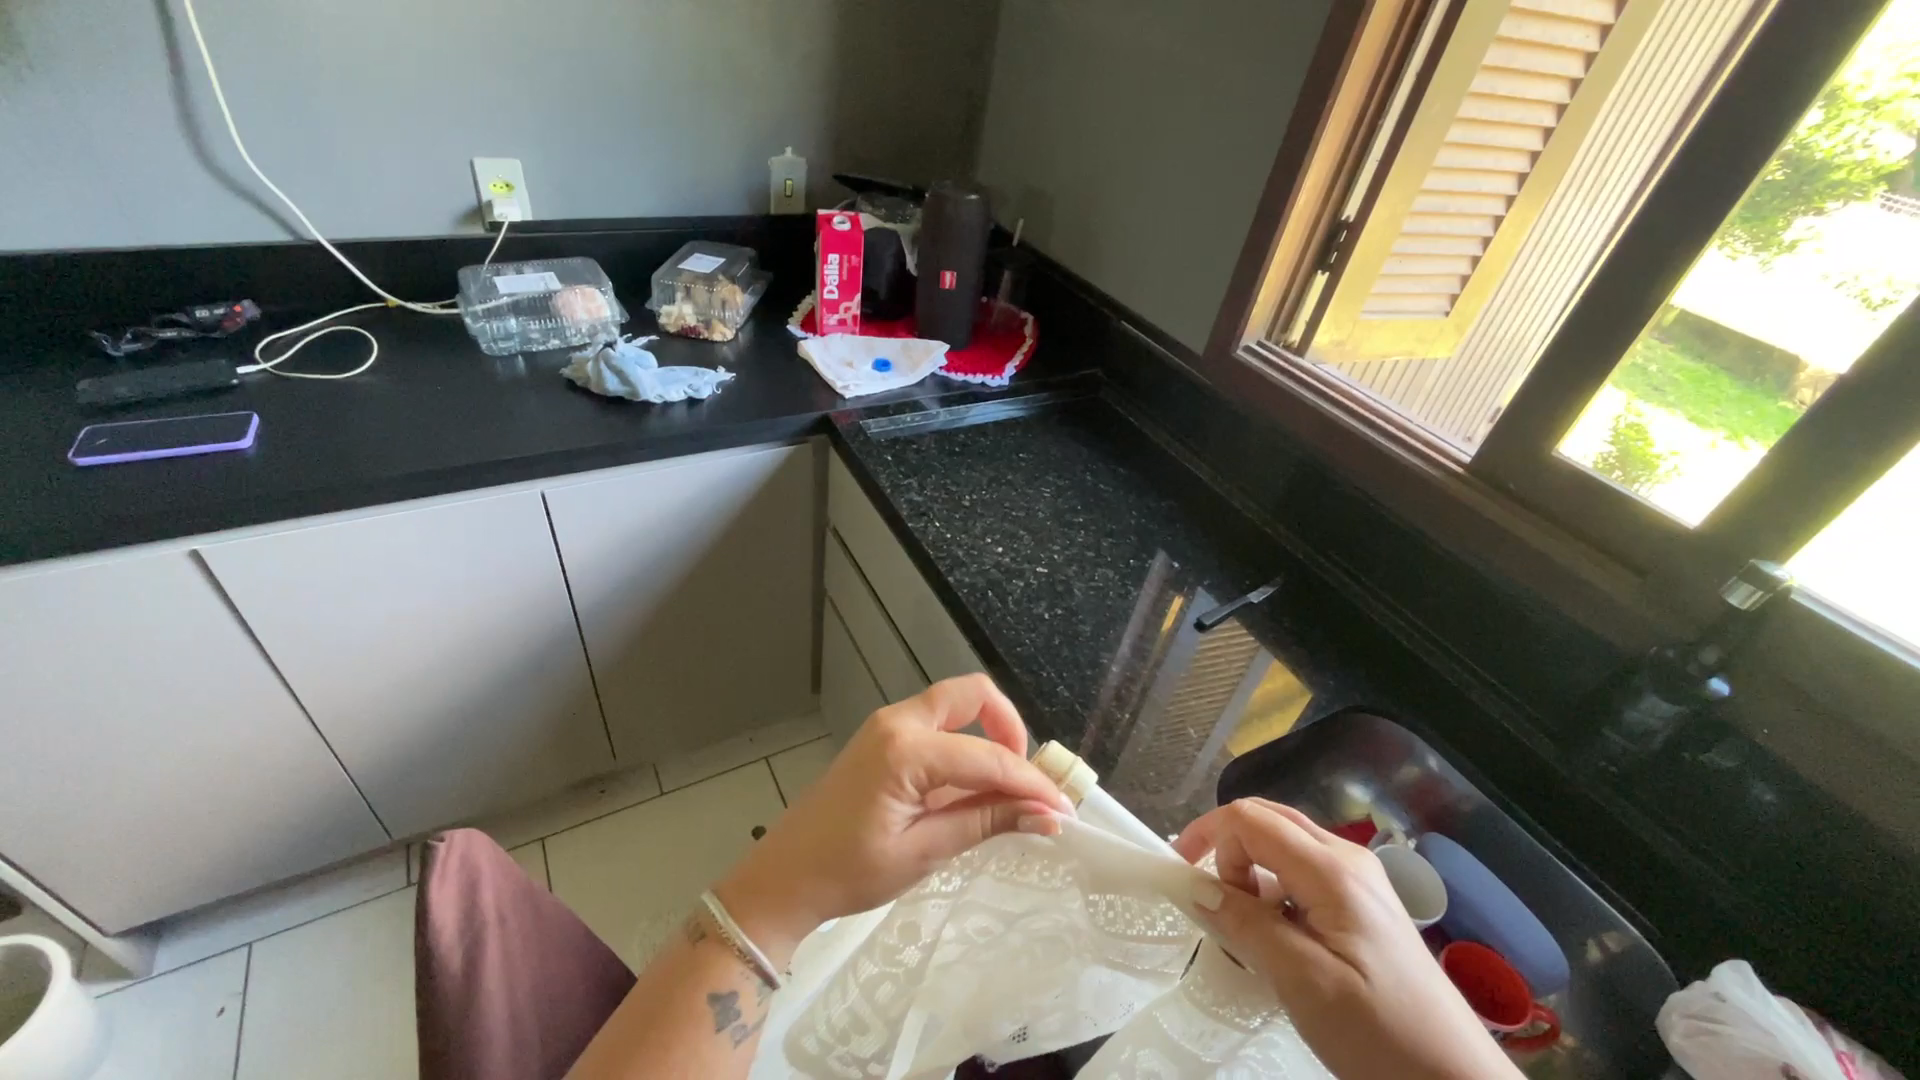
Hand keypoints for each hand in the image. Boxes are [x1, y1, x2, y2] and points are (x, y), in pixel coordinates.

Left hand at [714, 675, 1072, 965]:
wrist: (784, 878)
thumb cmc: (848, 872)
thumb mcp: (924, 851)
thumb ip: (986, 821)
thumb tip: (1047, 814)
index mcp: (905, 750)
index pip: (989, 756)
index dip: (1031, 783)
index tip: (1064, 809)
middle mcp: (897, 722)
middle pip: (972, 695)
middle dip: (1010, 728)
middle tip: (1025, 780)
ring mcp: (887, 725)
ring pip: (955, 704)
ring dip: (988, 734)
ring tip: (1004, 788)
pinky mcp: (882, 737)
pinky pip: (937, 724)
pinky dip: (965, 743)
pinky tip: (972, 787)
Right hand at [1175, 799, 1520, 1079]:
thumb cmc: (1379, 1033)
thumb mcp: (1301, 981)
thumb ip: (1246, 924)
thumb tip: (1198, 886)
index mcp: (1332, 870)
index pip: (1251, 820)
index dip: (1207, 835)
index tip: (1182, 878)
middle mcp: (1347, 860)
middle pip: (1268, 821)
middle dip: (1227, 849)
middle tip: (1213, 903)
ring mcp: (1360, 882)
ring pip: (1284, 846)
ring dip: (1250, 872)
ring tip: (1247, 931)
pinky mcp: (1364, 907)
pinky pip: (1303, 875)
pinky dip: (1273, 891)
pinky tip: (1277, 939)